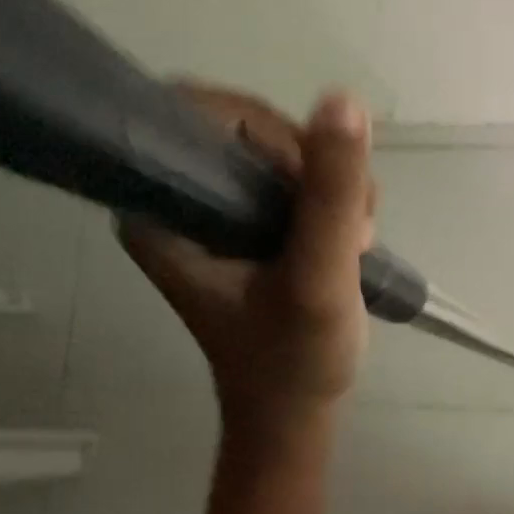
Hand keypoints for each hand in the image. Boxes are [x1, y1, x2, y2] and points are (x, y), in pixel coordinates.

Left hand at [120, 82, 374, 427]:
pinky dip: (332, 199)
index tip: (308, 180)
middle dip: (309, 165)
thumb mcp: (318, 279)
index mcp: (158, 212)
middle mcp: (176, 201)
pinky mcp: (247, 225)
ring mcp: (213, 212)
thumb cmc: (293, 361)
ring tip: (355, 242)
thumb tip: (344, 99)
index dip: (260, 129)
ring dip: (330, 186)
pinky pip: (291, 177)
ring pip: (276, 150)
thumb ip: (329, 194)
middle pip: (243, 127)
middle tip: (346, 224)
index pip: (193, 115)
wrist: (298, 413)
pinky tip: (354, 242)